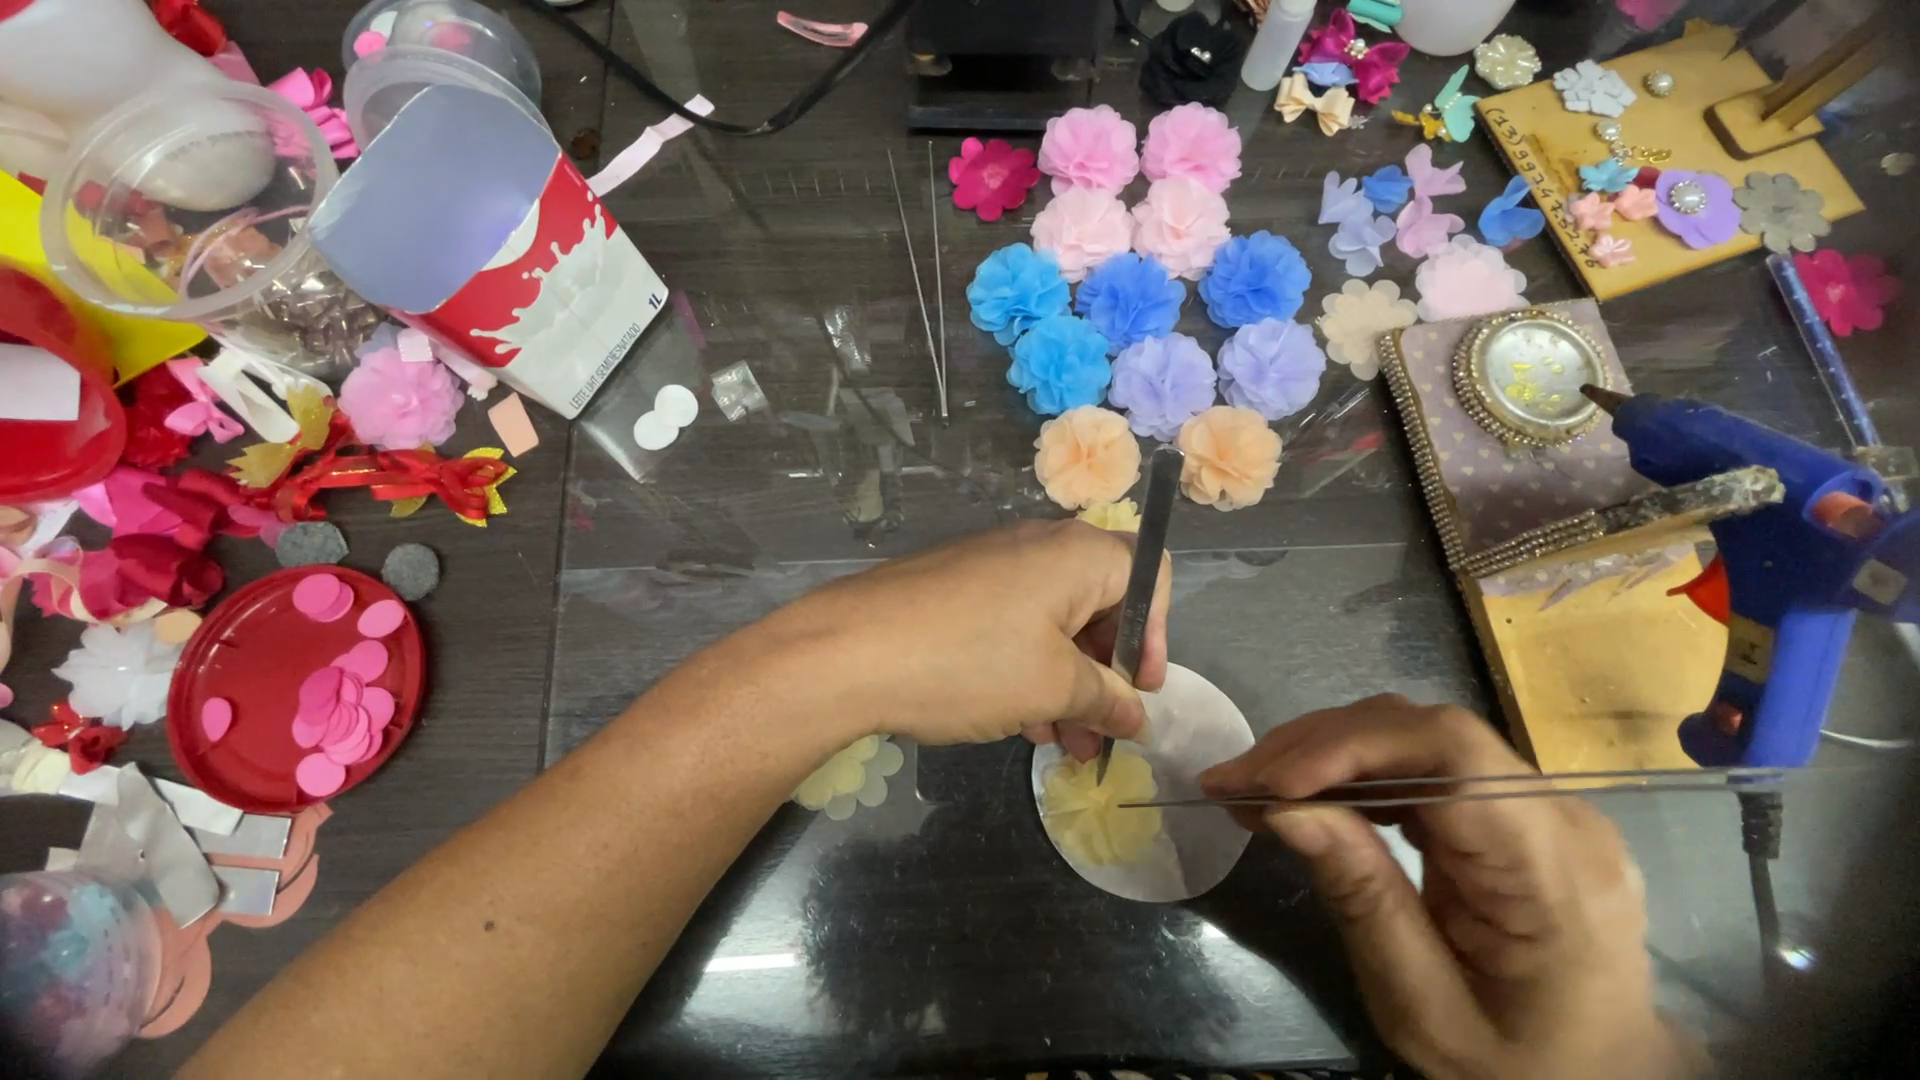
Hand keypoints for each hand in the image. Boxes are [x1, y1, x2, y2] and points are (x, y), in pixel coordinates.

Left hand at [756, 521, 1168, 755]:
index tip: (1139, 689)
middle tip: (1099, 731)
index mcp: (1076, 554)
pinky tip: (1014, 718)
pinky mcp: (955, 589)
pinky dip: (1025, 668)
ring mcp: (991, 565)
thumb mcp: (1052, 688)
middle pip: (1100, 603)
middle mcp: (1038, 547)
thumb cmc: (968, 662)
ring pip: (1053, 623)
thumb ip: (1107, 699)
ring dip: (1066, 682)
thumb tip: (1138, 715)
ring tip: (1057, 742)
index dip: (1156, 635)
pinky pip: (1011, 625)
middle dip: (1106, 672)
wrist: (847, 651)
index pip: (1148, 575)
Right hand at [1200, 696, 1702, 1079]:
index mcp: (1553, 869)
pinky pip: (1417, 761)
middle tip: (1231, 782)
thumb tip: (1287, 809)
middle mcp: (1555, 813)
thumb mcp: (1423, 1006)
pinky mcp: (1505, 805)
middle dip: (1314, 747)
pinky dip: (1347, 769)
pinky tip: (1303, 795)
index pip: (1450, 756)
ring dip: (1321, 752)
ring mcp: (1534, 802)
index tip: (1269, 783)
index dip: (1349, 747)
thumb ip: (1362, 899)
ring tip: (1251, 788)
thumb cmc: (1513, 1062)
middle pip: (1422, 732)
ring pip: (1411, 734)